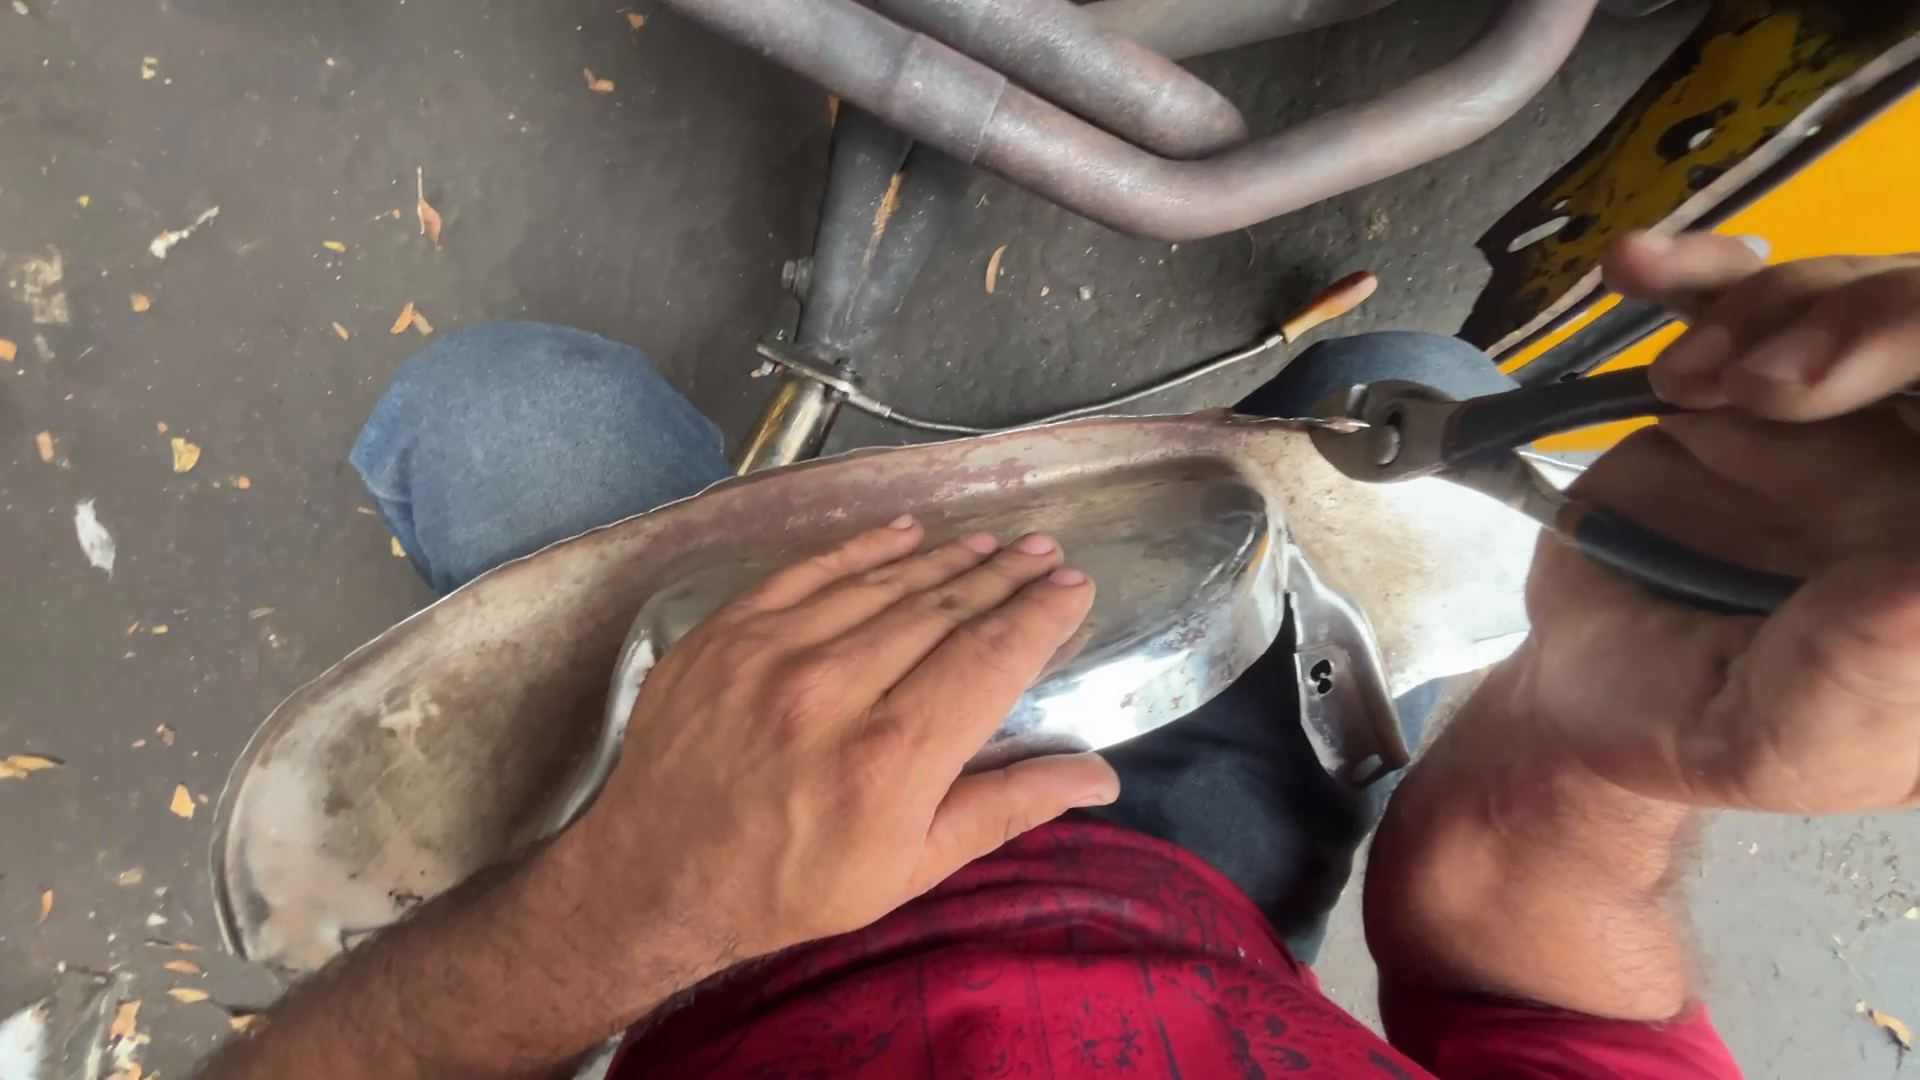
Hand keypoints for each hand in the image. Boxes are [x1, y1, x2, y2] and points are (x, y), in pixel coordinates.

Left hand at [562, 519, 1117, 964]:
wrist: (656, 875)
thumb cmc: (794, 882)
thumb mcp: (910, 868)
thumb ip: (1006, 808)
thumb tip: (1100, 776)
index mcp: (890, 759)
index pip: (989, 658)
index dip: (1040, 615)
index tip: (1074, 587)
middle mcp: (834, 692)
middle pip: (944, 610)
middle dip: (1005, 576)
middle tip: (1044, 552)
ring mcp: (773, 651)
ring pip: (886, 583)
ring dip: (949, 557)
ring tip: (992, 543)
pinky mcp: (729, 630)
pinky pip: (813, 569)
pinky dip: (867, 546)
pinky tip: (909, 531)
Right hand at [1508, 237, 1919, 813]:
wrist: (1580, 681)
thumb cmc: (1684, 725)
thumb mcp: (1786, 734)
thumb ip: (1879, 662)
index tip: (1857, 391)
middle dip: (1896, 321)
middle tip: (1784, 380)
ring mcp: (1845, 423)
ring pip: (1865, 296)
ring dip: (1776, 310)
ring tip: (1686, 386)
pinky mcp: (1735, 398)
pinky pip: (1741, 299)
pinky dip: (1701, 271)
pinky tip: (1645, 271)